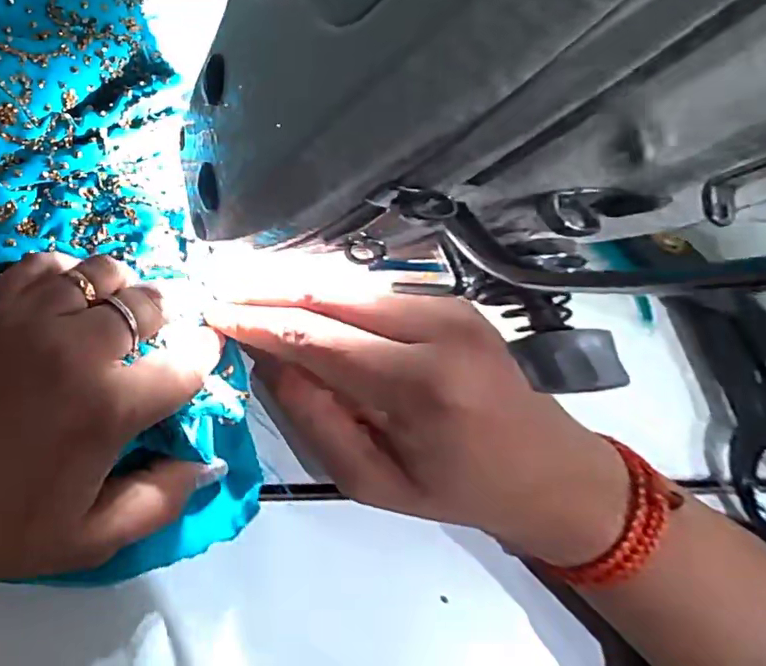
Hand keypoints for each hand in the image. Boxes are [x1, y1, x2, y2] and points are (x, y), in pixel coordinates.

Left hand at [0, 252, 225, 582]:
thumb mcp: (88, 537)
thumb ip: (159, 500)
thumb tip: (205, 459)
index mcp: (107, 408)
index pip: (183, 365)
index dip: (202, 355)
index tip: (202, 352)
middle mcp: (77, 347)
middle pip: (146, 301)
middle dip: (164, 313)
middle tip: (156, 329)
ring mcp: (32, 315)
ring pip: (100, 269)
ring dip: (119, 285)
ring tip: (111, 307)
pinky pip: (46, 261)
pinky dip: (66, 271)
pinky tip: (61, 295)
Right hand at [205, 293, 628, 565]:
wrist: (552, 470)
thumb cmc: (458, 488)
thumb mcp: (375, 483)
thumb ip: (314, 419)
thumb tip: (265, 358)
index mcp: (421, 388)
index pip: (315, 338)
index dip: (256, 321)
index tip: (213, 313)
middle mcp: (435, 329)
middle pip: (324, 292)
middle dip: (262, 286)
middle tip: (215, 283)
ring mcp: (445, 302)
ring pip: (341, 278)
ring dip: (285, 276)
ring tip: (236, 276)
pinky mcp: (446, 293)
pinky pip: (364, 283)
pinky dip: (317, 281)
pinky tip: (282, 281)